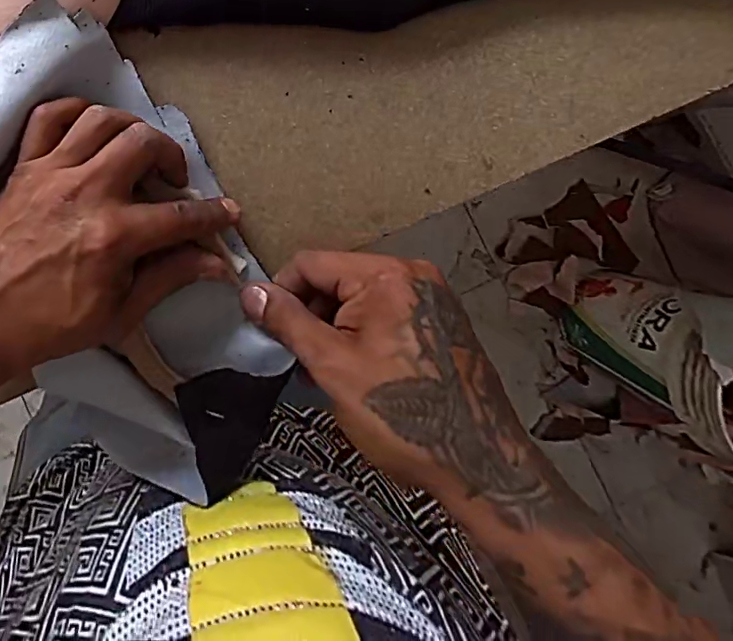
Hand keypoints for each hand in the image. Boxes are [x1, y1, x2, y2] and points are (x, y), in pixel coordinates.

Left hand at [0, 99, 240, 379]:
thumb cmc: (50, 324)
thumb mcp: (118, 313)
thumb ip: (168, 278)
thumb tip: (213, 262)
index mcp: (112, 236)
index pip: (180, 215)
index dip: (213, 214)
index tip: (227, 212)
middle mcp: (85, 192)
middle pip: (144, 144)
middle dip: (172, 155)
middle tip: (173, 179)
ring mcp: (51, 173)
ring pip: (101, 119)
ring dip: (130, 127)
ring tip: (135, 150)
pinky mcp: (24, 167)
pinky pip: (47, 117)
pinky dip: (73, 110)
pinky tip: (89, 126)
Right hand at [244, 253, 719, 640]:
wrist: (484, 470)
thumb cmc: (402, 414)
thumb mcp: (331, 365)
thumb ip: (287, 320)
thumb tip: (249, 292)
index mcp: (386, 275)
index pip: (311, 262)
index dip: (280, 291)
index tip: (269, 328)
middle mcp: (412, 274)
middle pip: (335, 277)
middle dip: (309, 312)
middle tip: (300, 357)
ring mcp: (431, 297)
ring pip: (358, 297)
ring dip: (333, 326)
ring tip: (328, 370)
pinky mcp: (441, 322)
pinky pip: (384, 312)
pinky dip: (361, 333)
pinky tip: (357, 370)